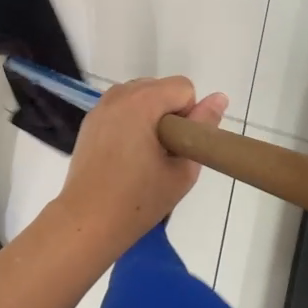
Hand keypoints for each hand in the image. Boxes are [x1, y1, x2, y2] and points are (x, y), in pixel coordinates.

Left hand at [57, 76, 228, 245]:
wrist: (87, 221)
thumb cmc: (138, 200)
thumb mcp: (181, 169)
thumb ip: (202, 128)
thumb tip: (220, 98)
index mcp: (142, 101)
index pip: (183, 87)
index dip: (189, 116)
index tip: (179, 146)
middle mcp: (119, 94)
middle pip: (160, 88)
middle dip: (169, 114)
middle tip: (164, 154)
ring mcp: (101, 105)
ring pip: (141, 96)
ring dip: (150, 117)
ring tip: (145, 156)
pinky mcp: (90, 120)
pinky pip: (122, 107)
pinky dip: (131, 122)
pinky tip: (125, 155)